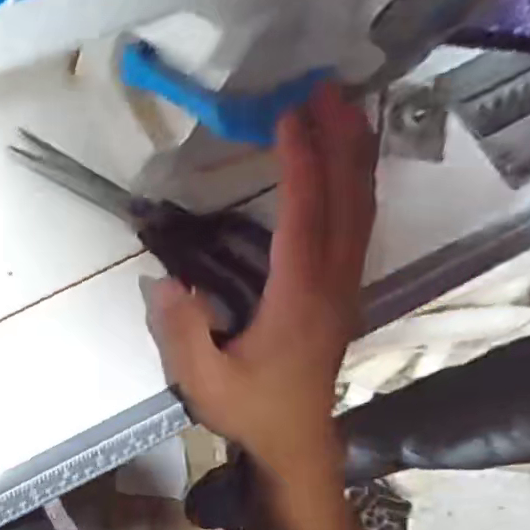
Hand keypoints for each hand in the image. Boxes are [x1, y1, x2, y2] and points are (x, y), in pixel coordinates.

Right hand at [143, 83, 375, 484]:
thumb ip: (183, 335)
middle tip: (326, 89)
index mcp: (299, 299)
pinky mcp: (344, 292)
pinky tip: (344, 168)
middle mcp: (333, 284)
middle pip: (349, 200)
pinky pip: (358, 226)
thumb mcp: (203, 383)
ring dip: (354, 156)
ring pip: (362, 210)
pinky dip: (355, 185)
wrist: (296, 441)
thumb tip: (167, 283)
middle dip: (341, 140)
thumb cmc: (250, 410)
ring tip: (343, 110)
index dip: (301, 163)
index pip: (305, 218)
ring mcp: (346, 287)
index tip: (290, 115)